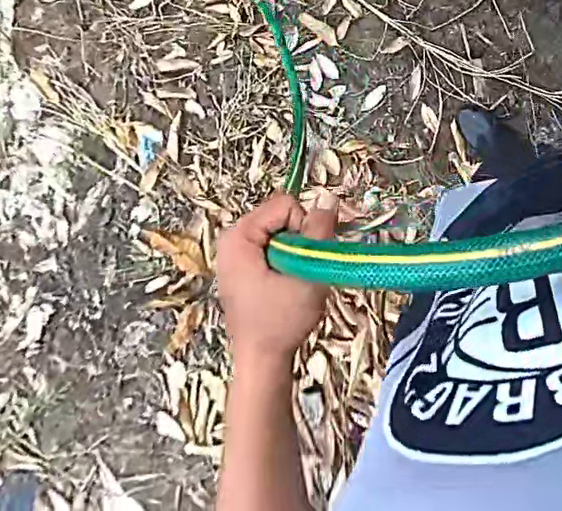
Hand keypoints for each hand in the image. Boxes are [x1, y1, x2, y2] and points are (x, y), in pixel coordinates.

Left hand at [216, 191, 337, 367]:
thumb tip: (328, 198)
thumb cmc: (281, 321)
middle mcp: (233, 239)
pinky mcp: (245, 264)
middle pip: (284, 215)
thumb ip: (318, 232)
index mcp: (238, 237)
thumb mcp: (307, 271)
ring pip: (285, 229)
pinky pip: (278, 243)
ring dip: (298, 249)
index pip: (286, 205)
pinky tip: (287, 282)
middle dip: (301, 238)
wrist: (263, 362)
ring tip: (294, 279)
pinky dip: (290, 257)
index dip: (304, 227)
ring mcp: (237, 253)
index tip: (302, 259)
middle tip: (301, 269)